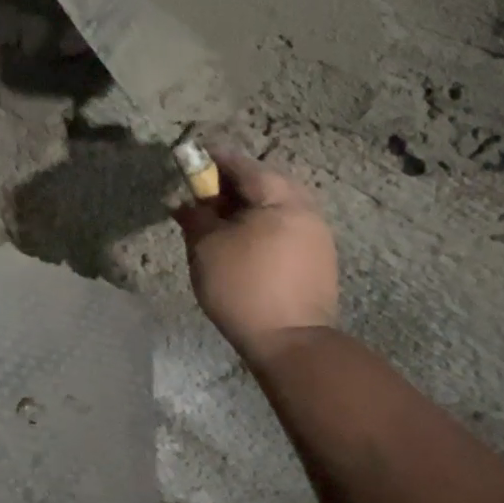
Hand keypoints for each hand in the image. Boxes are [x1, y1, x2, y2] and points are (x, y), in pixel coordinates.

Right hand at [173, 150, 338, 361]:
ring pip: (276, 205)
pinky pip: (285, 226)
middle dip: (231, 183)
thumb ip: (194, 215)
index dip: (212, 159)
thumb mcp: (205, 246)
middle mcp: (306, 209)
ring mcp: (317, 234)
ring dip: (247, 205)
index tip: (188, 160)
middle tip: (202, 193)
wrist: (291, 343)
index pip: (242, 164)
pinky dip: (261, 223)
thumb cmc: (243, 287)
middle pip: (264, 182)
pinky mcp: (319, 258)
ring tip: (219, 220)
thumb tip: (185, 201)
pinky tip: (241, 241)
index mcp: (281, 198)